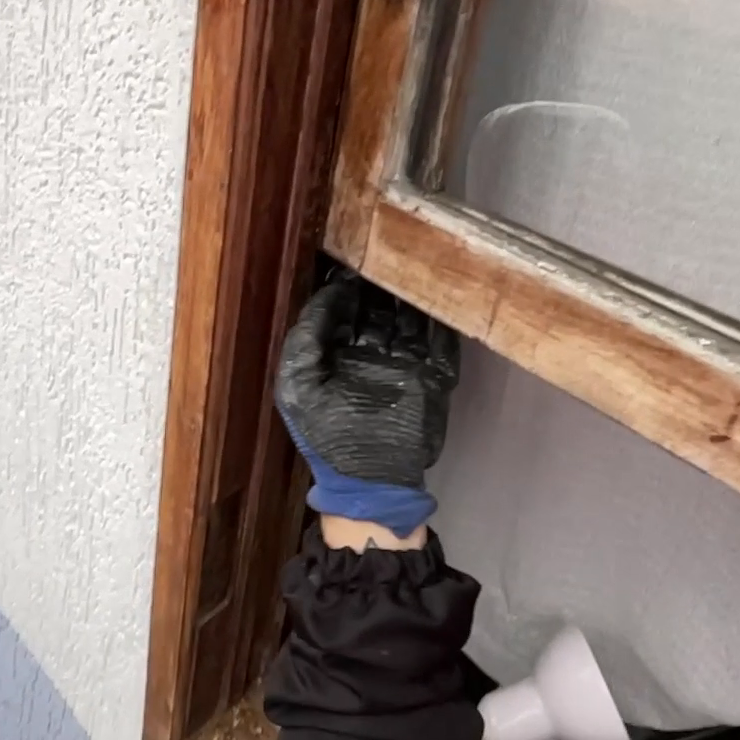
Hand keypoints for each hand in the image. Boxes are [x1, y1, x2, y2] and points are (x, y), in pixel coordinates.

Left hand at [276, 273, 460, 536]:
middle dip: (379, 284)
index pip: (342, 311)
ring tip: (412, 265)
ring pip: (408, 318)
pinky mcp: (433, 376)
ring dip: (410, 295)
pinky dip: (441, 319)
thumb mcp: (298, 387)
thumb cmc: (329, 438)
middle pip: (377, 309)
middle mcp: (371, 355)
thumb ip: (304, 340)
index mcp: (337, 356)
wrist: (374, 486)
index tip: (348, 262)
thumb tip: (323, 294)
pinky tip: (441, 295)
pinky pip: (440, 340)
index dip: (343, 287)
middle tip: (384, 253)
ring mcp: (404, 364)